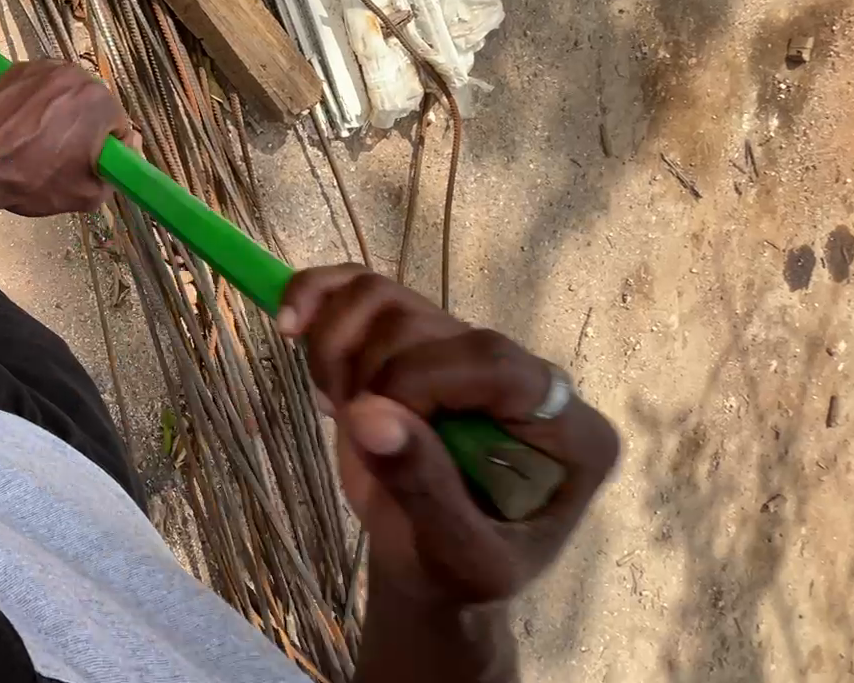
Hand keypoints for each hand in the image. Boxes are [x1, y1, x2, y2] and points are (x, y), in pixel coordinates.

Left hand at [0, 60, 131, 218]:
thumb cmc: (32, 181)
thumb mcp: (87, 195)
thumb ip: (117, 174)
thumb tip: (125, 152)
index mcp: (100, 102)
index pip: (119, 126)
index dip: (108, 148)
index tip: (92, 162)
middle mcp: (76, 75)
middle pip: (92, 104)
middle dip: (85, 127)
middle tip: (63, 153)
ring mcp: (43, 68)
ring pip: (66, 93)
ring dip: (61, 111)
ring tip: (40, 139)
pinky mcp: (16, 69)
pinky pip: (40, 86)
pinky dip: (37, 101)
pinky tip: (23, 124)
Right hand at [279, 266, 618, 605]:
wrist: (425, 556)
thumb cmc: (455, 567)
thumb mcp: (456, 554)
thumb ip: (424, 486)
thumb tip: (368, 415)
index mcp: (564, 429)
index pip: (493, 361)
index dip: (421, 380)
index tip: (378, 425)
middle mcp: (519, 373)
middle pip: (420, 324)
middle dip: (363, 374)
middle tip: (348, 426)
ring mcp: (457, 347)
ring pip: (378, 297)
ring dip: (331, 344)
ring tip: (332, 399)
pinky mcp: (407, 336)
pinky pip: (355, 286)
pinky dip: (312, 294)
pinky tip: (289, 323)